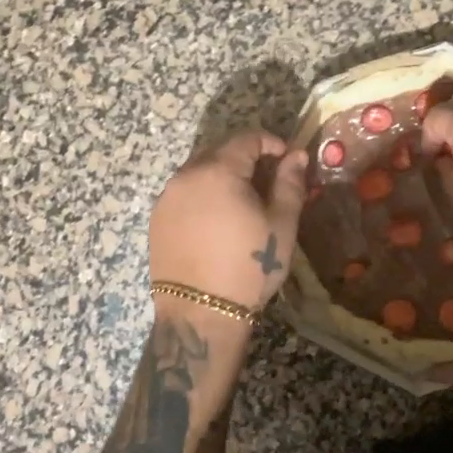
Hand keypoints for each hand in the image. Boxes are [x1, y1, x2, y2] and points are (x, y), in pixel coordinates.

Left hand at [149, 131, 308, 312]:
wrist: (201, 314)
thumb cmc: (249, 266)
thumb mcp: (280, 224)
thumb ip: (289, 183)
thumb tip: (296, 156)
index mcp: (218, 171)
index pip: (247, 138)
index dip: (271, 143)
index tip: (288, 160)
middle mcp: (186, 175)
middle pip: (220, 151)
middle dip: (246, 158)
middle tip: (269, 181)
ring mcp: (166, 198)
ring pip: (199, 171)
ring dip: (223, 176)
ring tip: (244, 202)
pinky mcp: (157, 219)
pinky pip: (184, 193)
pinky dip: (203, 195)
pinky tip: (218, 220)